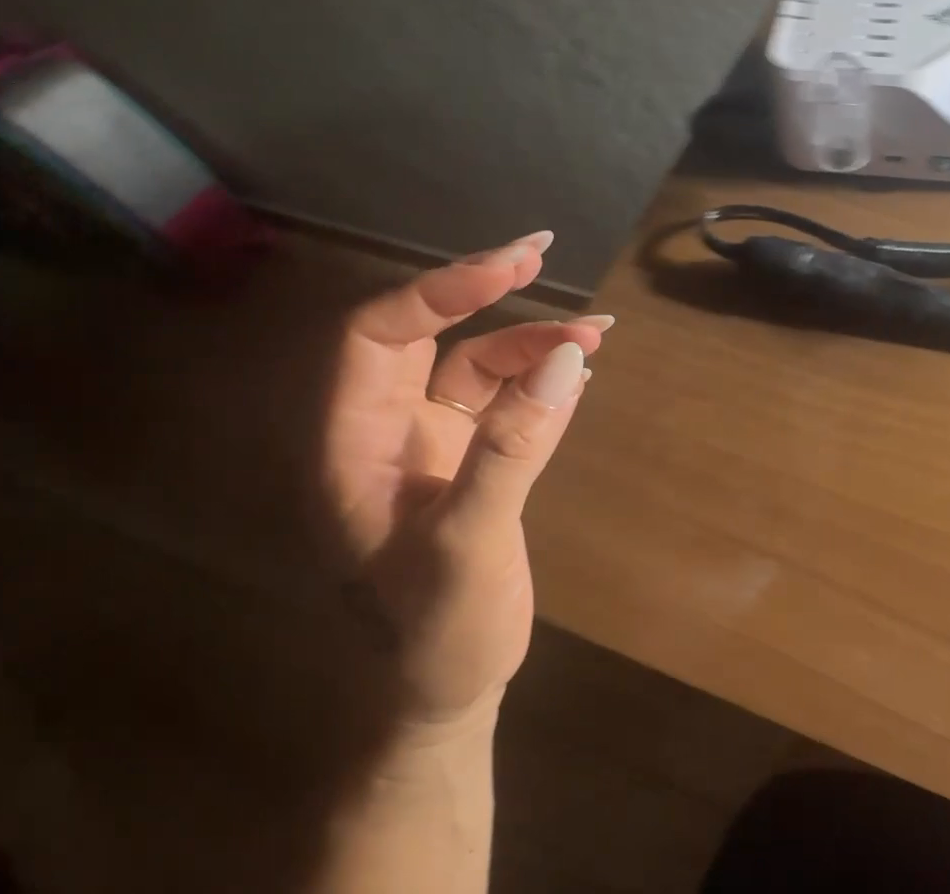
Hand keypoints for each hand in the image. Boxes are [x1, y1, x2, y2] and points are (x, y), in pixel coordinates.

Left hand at [322, 231, 609, 735]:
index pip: (378, 336)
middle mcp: (385, 432)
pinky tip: (580, 371)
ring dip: (533, 346)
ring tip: (598, 338)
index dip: (438, 290)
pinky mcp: (471, 467)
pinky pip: (505, 405)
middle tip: (543, 256)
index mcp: (352, 443)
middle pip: (429, 337)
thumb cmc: (436, 633)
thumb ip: (513, 449)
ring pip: (478, 369)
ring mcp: (431, 449)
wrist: (446, 693)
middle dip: (486, 294)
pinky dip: (542, 382)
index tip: (511, 267)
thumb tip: (567, 358)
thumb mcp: (471, 543)